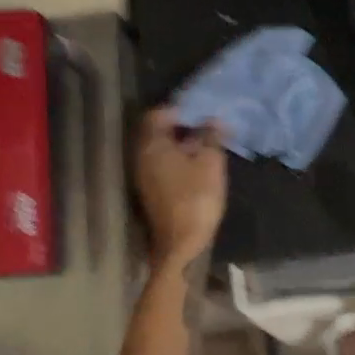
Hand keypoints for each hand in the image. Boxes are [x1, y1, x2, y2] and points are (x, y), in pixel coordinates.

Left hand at [135, 108, 225, 267]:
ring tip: (206, 148)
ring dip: (180, 145)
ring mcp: (143, 176)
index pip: (157, 114)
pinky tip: (197, 167)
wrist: (181, 244)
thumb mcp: (210, 163)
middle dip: (181, 127)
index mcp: (152, 145)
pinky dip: (177, 161)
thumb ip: (211, 137)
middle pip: (156, 132)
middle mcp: (141, 157)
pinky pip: (162, 166)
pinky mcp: (151, 192)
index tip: (201, 114)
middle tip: (206, 129)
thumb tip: (214, 120)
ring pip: (160, 150)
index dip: (179, 110)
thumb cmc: (196, 198)